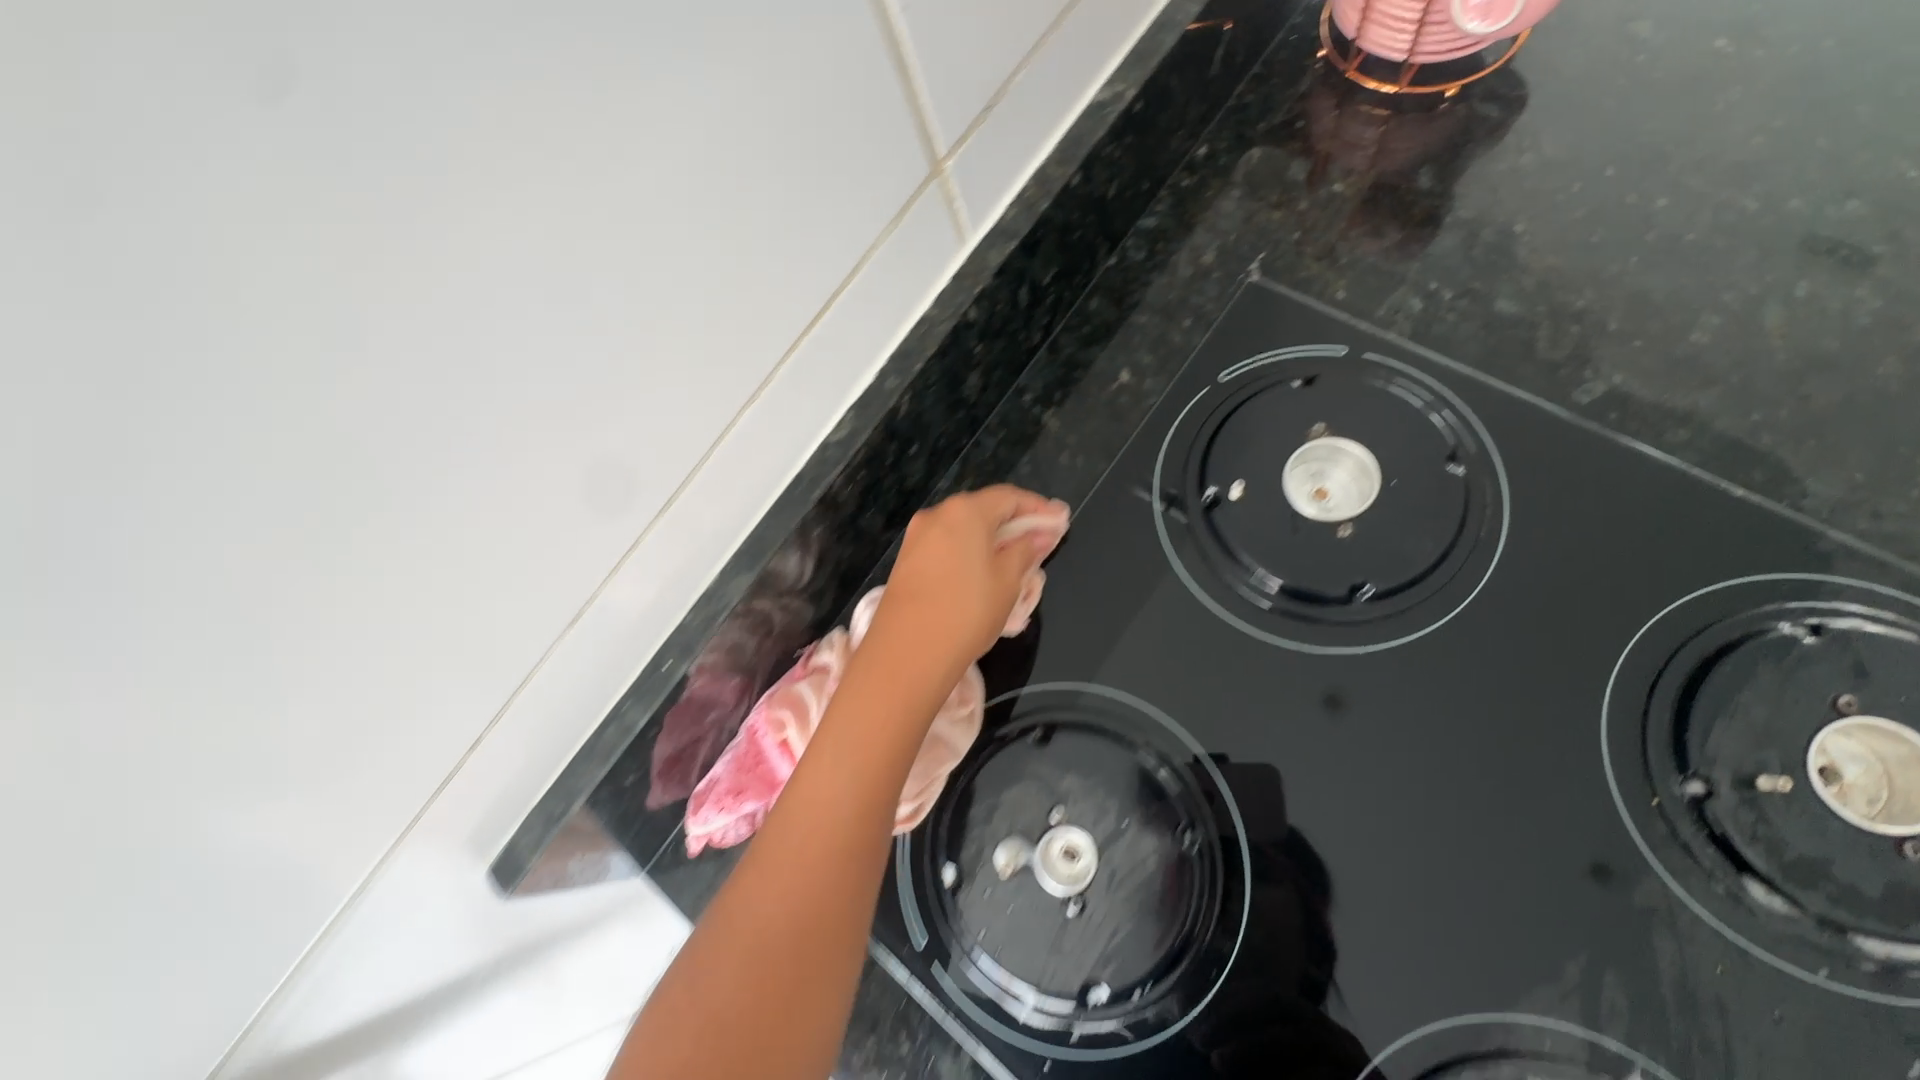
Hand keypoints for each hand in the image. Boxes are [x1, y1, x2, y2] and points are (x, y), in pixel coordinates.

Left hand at [867, 485, 1064, 672]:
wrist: (908, 652)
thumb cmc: (967, 611)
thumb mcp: (1008, 581)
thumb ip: (1026, 550)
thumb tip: (1040, 535)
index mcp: (965, 511)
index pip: (1009, 497)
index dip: (1038, 508)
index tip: (1059, 523)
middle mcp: (937, 515)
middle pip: (983, 510)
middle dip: (1013, 524)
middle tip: (1039, 544)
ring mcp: (917, 538)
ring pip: (962, 530)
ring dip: (990, 541)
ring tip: (1013, 564)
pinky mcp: (906, 562)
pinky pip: (946, 547)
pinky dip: (968, 554)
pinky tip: (981, 576)